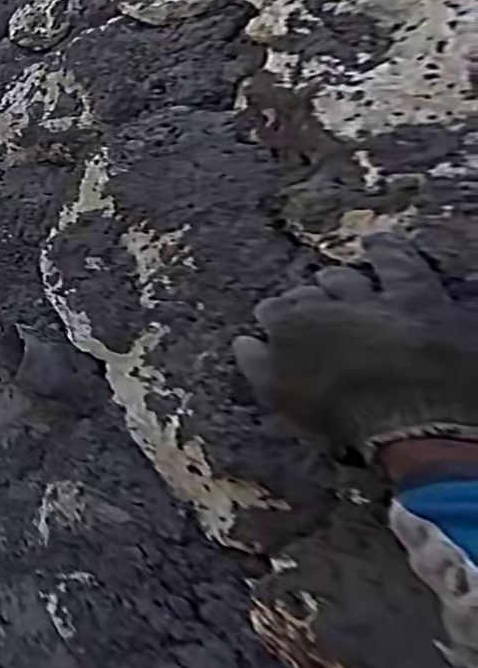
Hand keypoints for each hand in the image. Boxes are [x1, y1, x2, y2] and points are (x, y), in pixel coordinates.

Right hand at [234, 234, 477, 461]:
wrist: (418, 427)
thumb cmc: (341, 415)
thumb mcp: (277, 394)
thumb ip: (254, 361)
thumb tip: (245, 339)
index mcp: (285, 325)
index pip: (271, 310)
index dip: (279, 319)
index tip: (286, 330)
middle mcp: (321, 306)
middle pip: (307, 293)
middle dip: (310, 299)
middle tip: (319, 310)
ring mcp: (372, 304)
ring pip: (346, 277)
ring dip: (341, 279)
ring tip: (340, 278)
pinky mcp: (422, 305)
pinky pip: (405, 269)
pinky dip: (390, 251)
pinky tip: (379, 240)